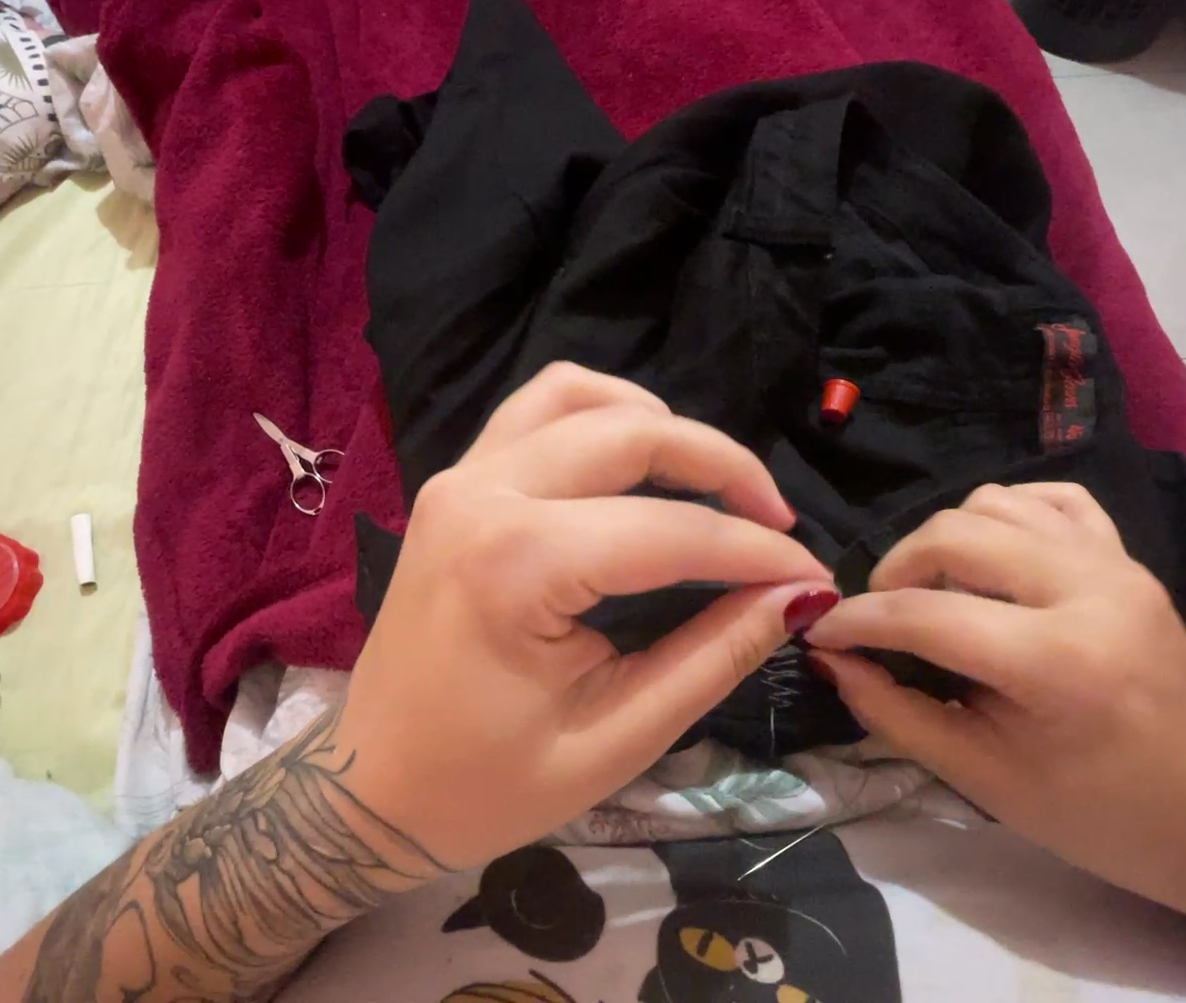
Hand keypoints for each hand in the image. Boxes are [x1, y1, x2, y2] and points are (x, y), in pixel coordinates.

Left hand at [333, 363, 835, 868]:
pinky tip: (633, 461)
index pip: (670, 532)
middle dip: (722, 464)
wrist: (372, 788)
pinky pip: (535, 411)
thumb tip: (797, 596)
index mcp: (516, 566)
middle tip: (775, 519)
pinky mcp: (455, 482)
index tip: (813, 576)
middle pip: (631, 434)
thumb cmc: (485, 784)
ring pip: (578, 397)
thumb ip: (714, 655)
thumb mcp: (616, 738)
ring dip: (657, 423)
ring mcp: (460, 477)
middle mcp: (483, 494)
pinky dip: (598, 416)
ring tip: (708, 480)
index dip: (757, 551)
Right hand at [804, 483, 1185, 917]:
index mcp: (1060, 663)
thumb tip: (830, 660)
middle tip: (878, 617)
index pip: (924, 614)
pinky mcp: (1131, 561)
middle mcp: (1091, 591)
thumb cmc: (1101, 820)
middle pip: (954, 534)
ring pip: (995, 504)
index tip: (818, 632)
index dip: (856, 620)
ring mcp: (1118, 566)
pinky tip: (990, 556)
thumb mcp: (984, 778)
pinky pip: (1053, 502)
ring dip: (944, 540)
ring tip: (933, 590)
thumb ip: (896, 712)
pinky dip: (1005, 515)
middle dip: (894, 570)